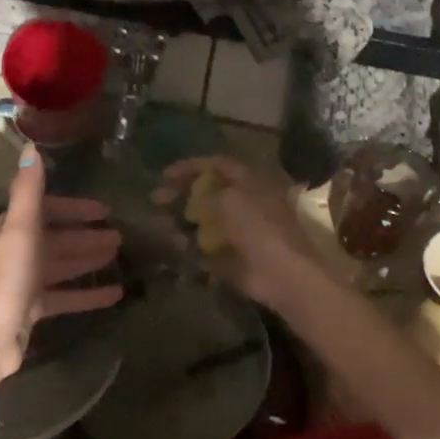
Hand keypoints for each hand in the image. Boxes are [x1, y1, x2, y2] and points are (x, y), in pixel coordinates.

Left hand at [0, 146, 125, 386]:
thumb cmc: (2, 284)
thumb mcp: (17, 233)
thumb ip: (27, 193)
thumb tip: (30, 147)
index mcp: (6, 231)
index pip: (43, 210)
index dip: (73, 208)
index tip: (104, 210)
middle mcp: (12, 253)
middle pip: (54, 239)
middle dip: (85, 236)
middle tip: (120, 237)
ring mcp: (20, 284)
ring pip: (60, 266)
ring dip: (87, 261)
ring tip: (119, 258)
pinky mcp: (28, 312)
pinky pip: (63, 297)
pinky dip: (86, 294)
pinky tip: (114, 294)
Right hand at [155, 156, 321, 310]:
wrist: (283, 273)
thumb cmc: (259, 228)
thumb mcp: (229, 200)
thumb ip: (206, 194)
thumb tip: (192, 200)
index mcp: (250, 182)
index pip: (218, 165)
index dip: (191, 166)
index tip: (165, 174)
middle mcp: (245, 203)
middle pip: (208, 193)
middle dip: (181, 194)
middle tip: (156, 199)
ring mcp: (239, 231)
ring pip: (204, 221)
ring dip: (181, 220)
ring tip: (160, 223)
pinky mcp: (233, 256)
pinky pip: (206, 247)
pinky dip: (190, 245)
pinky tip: (175, 245)